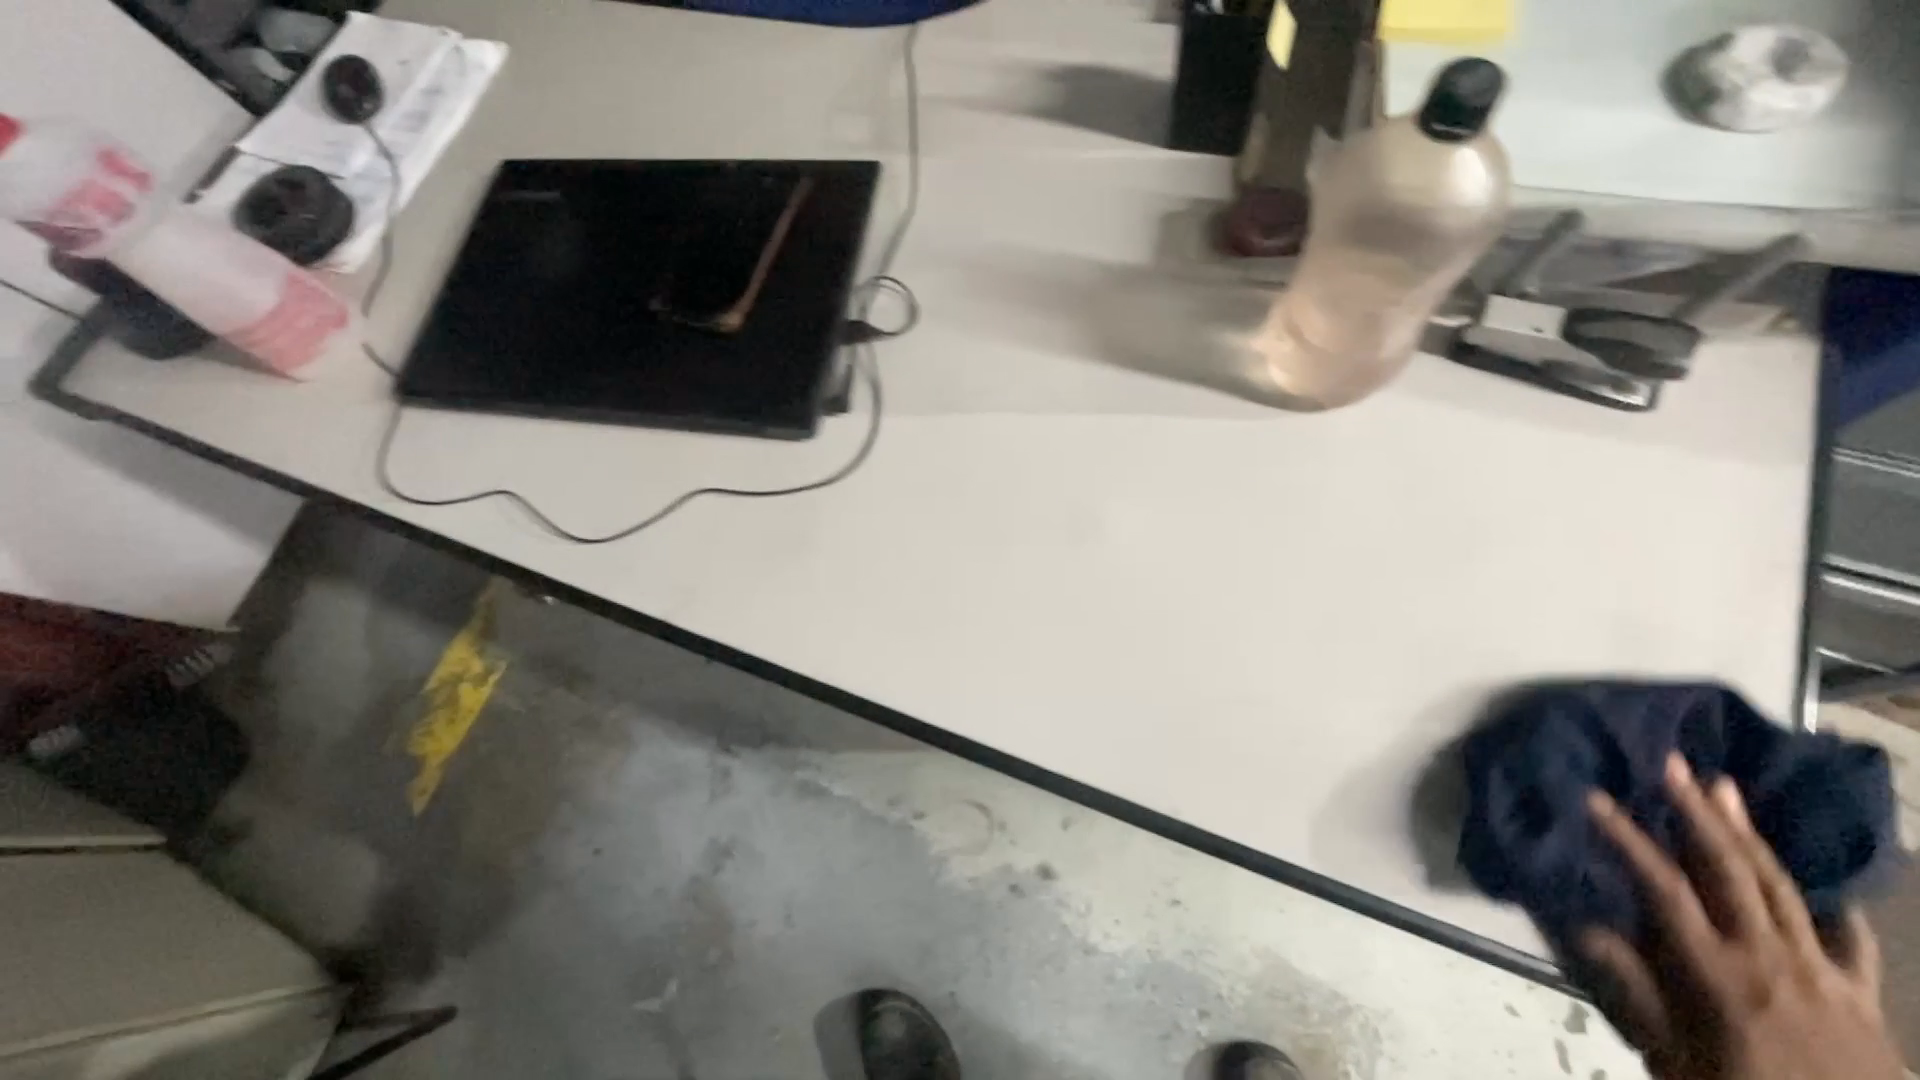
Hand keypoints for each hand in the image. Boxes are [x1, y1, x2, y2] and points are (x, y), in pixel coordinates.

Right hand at [1580, 753, 1903, 1079]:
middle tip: (1674, 764)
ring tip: (1727, 788)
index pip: (1664, 889)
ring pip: (1783, 887)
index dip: (1628, 839)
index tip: (1595, 798)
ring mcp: (1823, 972)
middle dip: (1698, 813)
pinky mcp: (1863, 995)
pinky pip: (1849, 938)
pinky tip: (1820, 879)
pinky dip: (1832, 903)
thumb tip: (1586, 928)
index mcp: (1719, 973)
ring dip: (1750, 833)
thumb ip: (1635, 994)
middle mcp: (1770, 958)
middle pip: (1730, 871)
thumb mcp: (1673, 1062)